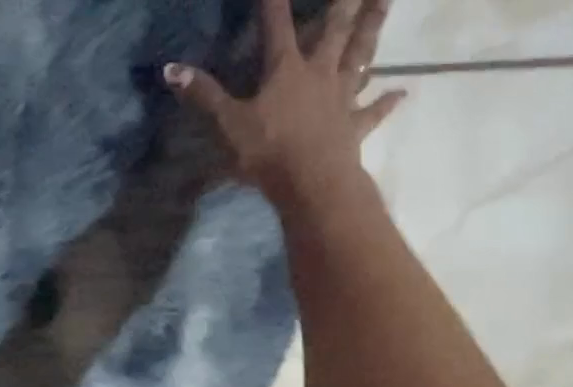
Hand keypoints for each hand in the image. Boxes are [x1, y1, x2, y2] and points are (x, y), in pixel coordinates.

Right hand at [165, 0, 403, 201]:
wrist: (312, 183)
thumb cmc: (268, 151)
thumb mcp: (228, 123)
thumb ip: (203, 95)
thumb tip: (170, 68)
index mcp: (286, 71)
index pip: (277, 27)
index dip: (273, 3)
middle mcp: (320, 74)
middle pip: (336, 30)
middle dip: (345, 2)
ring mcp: (342, 99)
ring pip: (361, 57)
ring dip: (374, 28)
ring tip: (387, 2)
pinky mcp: (354, 126)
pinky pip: (374, 111)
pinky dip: (387, 101)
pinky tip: (402, 92)